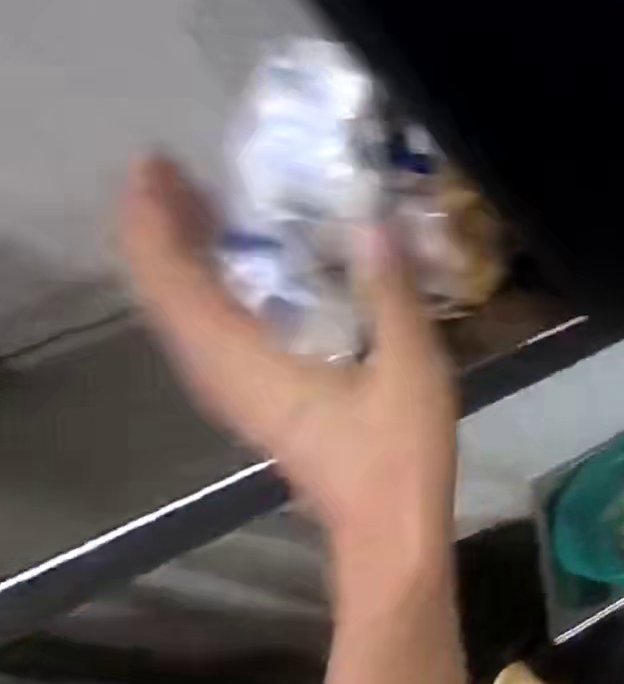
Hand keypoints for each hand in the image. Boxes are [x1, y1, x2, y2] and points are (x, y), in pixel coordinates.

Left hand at [119, 155, 455, 590]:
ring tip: (210, 217)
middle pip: (161, 289)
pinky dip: (210, 292)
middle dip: (161, 227)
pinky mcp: (255, 401)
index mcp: (241, 358)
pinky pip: (208, 332)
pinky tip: (249, 283)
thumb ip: (390, 296)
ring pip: (179, 312)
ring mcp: (231, 390)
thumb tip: (374, 225)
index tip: (160, 162)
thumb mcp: (410, 367)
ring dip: (182, 259)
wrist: (387, 521)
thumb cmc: (398, 447)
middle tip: (185, 177)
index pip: (167, 274)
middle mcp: (215, 370)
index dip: (152, 214)